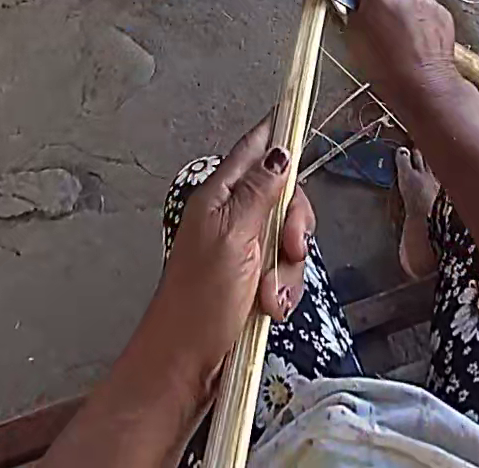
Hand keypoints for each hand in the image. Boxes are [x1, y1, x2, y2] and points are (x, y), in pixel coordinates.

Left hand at [137, 118, 315, 394]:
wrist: (183, 368)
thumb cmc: (201, 300)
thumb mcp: (234, 238)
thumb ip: (259, 193)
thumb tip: (280, 152)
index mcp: (221, 195)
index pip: (254, 148)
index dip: (276, 129)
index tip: (295, 110)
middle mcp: (235, 214)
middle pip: (284, 193)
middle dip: (294, 222)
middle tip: (288, 246)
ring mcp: (245, 246)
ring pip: (289, 234)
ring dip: (287, 267)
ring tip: (269, 293)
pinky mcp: (254, 277)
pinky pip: (285, 269)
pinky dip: (283, 290)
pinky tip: (269, 308)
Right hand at [345, 0, 461, 105]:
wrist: (425, 85)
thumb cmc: (387, 70)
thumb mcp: (356, 42)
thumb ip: (353, 14)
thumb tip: (351, 1)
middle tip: (375, 12)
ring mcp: (424, 2)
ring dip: (400, 8)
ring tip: (399, 34)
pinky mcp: (441, 12)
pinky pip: (424, 8)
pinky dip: (418, 18)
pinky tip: (416, 39)